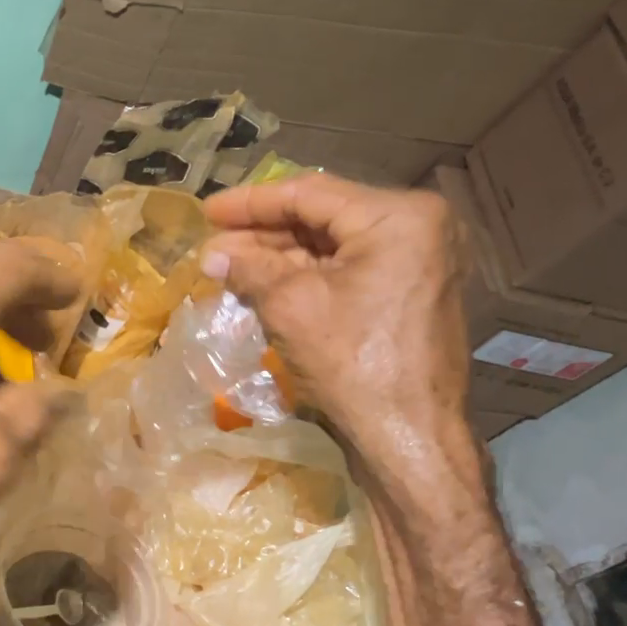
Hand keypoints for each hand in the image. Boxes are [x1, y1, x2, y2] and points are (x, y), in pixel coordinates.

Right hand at [200, 173, 469, 454]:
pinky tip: (262, 281)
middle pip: (323, 216)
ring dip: (279, 254)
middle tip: (213, 242)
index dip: (251, 203)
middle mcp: (418, 227)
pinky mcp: (410, 291)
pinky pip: (348, 267)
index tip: (207, 211)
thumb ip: (249, 268)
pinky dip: (304, 273)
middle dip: (263, 231)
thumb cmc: (351, 363)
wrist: (407, 432)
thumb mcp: (290, 306)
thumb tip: (212, 254)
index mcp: (397, 217)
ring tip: (227, 264)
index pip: (310, 194)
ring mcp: (419, 260)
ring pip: (332, 244)